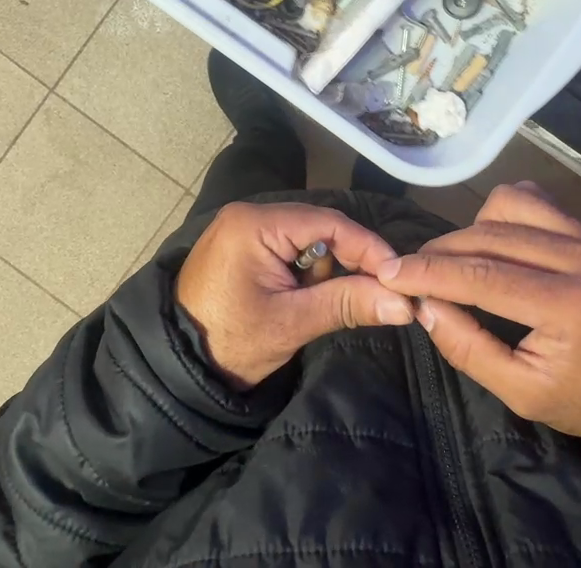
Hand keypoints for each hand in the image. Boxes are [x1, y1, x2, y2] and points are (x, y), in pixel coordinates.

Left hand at [176, 201, 413, 388]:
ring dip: (325, 269)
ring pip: (307, 239)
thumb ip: (347, 303)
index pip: (328, 223)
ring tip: (321, 303)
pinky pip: (288, 247)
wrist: (177, 366)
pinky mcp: (242, 245)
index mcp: (254, 224)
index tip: (398, 277)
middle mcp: (248, 214)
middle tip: (372, 294)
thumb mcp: (292, 323)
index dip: (368, 248)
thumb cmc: (230, 342)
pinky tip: (306, 297)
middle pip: (319, 227)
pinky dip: (306, 271)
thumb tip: (404, 303)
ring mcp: (242, 228)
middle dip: (346, 261)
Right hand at [376, 182, 580, 437]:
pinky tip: (494, 244)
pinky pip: (529, 200)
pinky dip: (499, 215)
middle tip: (409, 274)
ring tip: (457, 264)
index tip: (389, 274)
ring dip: (469, 232)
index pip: (483, 276)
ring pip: (504, 208)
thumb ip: (469, 348)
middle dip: (438, 253)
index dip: (429, 273)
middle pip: (488, 237)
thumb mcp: (525, 394)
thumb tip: (423, 305)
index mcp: (573, 307)